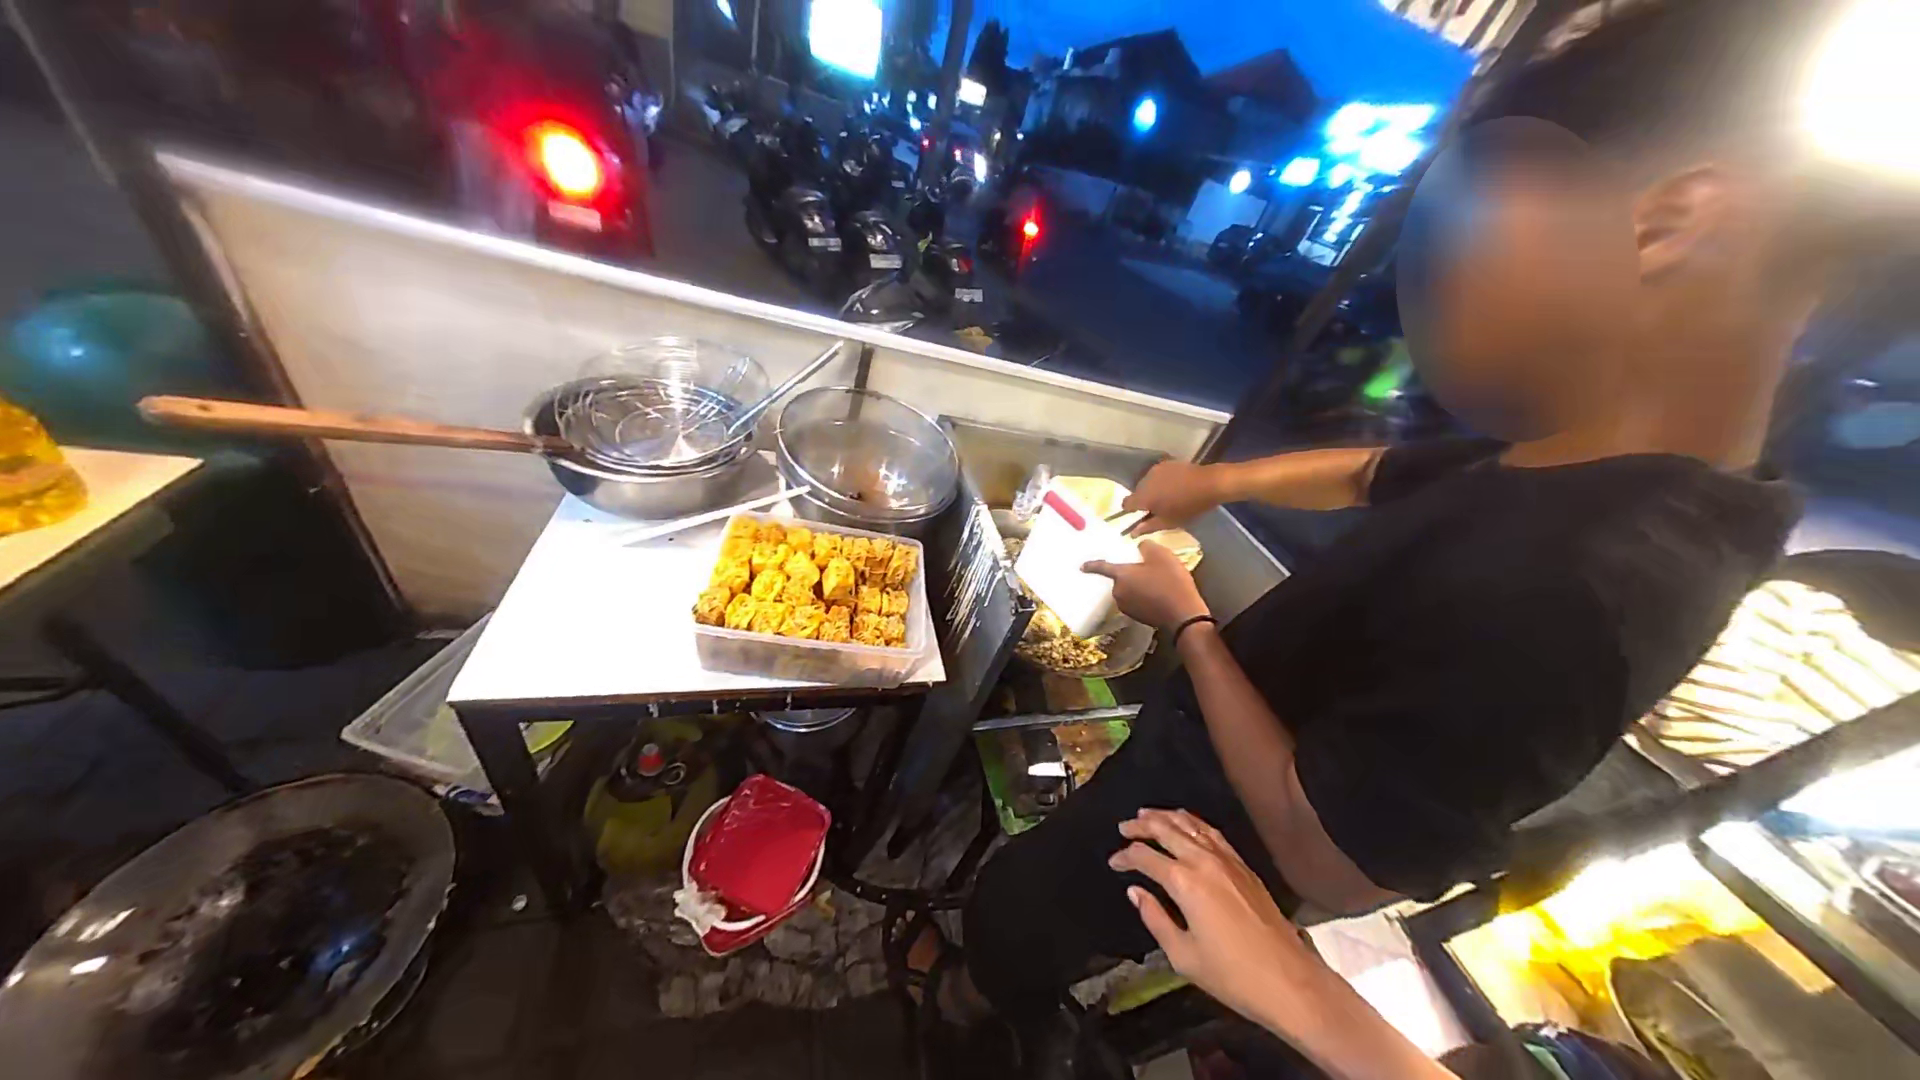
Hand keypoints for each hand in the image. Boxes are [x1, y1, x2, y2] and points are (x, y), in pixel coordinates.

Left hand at [1083, 541, 1207, 632]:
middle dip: (1131, 575)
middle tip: (1150, 571)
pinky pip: (1137, 601)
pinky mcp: (1137, 617)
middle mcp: (1119, 592)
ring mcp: (1127, 607)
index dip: (1092, 565)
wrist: (1183, 615)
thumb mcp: (1162, 555)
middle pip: (1120, 579)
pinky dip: (1144, 597)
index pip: (1102, 567)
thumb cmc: (1170, 582)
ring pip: (1129, 591)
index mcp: (1121, 576)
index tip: (1082, 566)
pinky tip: (1159, 596)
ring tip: (1158, 584)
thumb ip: (1147, 546)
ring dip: (1138, 587)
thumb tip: (1141, 547)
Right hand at [1109, 809, 1323, 1024]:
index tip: (1114, 863)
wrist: (1290, 982)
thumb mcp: (1183, 956)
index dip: (1124, 857)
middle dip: (1140, 826)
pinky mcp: (1243, 865)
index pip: (1145, 857)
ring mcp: (1226, 860)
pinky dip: (1192, 822)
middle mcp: (1203, 861)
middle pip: (1165, 829)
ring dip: (1165, 817)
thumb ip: (1155, 918)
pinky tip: (1185, 823)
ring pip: (1189, 824)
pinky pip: (1211, 832)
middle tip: (1123, 827)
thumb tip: (1136, 892)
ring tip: (1147, 815)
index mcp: (1184, 882)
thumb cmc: (1232, 976)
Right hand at [1123, 461, 1226, 533]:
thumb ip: (1148, 527)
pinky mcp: (1166, 463)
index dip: (1130, 511)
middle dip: (1144, 500)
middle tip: (1158, 508)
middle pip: (1137, 492)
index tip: (1139, 516)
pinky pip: (1157, 475)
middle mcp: (1144, 481)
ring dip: (1153, 490)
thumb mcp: (1169, 522)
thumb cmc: (1189, 506)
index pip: (1126, 504)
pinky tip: (1175, 485)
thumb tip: (1132, 533)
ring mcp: (1155, 470)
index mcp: (1143, 496)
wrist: (1210, 484)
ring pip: (1147, 483)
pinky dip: (1161, 481)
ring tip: (1168, 496)